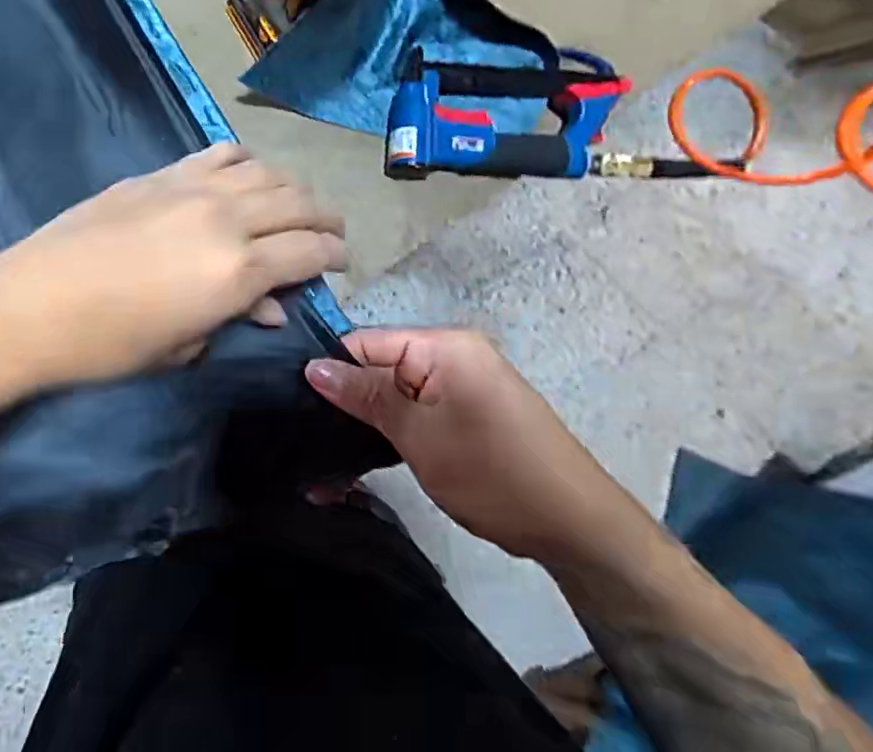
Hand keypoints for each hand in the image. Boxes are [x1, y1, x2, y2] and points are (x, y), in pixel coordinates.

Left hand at [0, 144, 346, 391]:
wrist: (32, 304)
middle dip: (325, 217)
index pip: (309, 251)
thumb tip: (270, 306)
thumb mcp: (181, 346)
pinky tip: (243, 175)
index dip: (334, 255)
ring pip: (264, 170)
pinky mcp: (157, 175)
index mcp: (238, 270)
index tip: (340, 261)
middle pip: (297, 202)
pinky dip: (243, 161)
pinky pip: (217, 153)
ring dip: (290, 186)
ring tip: (292, 204)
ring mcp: (189, 188)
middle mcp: (225, 218)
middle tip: (330, 232)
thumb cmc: (107, 345)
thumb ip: (233, 317)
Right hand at [305, 328, 655, 569]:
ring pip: (393, 390)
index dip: (329, 369)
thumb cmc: (494, 475)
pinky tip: (364, 452)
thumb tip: (311, 367)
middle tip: (305, 431)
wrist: (579, 530)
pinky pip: (415, 408)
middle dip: (344, 398)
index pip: (363, 342)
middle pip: (377, 364)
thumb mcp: (419, 436)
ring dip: (366, 418)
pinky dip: (392, 428)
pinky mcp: (466, 410)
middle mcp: (452, 354)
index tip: (293, 400)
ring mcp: (461, 383)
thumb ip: (364, 396)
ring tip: (325, 448)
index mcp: (444, 346)